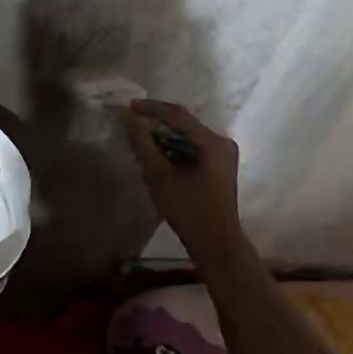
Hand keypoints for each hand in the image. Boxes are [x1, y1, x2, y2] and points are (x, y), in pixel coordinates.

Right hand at [127, 100, 244, 261]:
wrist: (217, 247)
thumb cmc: (189, 211)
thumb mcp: (160, 177)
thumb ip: (144, 145)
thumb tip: (131, 119)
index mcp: (212, 142)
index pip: (178, 115)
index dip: (152, 108)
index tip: (129, 106)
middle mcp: (222, 143)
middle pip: (185, 124)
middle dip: (157, 123)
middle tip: (133, 123)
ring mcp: (223, 156)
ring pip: (188, 137)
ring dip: (165, 137)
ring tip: (141, 140)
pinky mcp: (219, 169)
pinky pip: (194, 149)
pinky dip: (175, 149)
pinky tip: (158, 157)